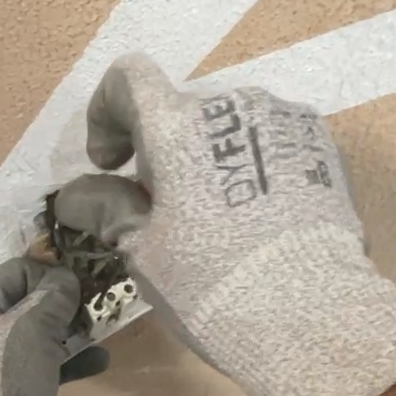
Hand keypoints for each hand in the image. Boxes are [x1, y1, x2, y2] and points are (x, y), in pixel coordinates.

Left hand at [0, 257, 104, 395]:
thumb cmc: (7, 380)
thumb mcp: (32, 328)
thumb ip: (53, 296)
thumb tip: (67, 276)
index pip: (17, 271)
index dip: (50, 272)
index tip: (82, 282)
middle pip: (30, 303)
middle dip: (65, 303)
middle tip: (96, 306)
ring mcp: (0, 363)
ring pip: (42, 335)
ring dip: (73, 331)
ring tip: (102, 330)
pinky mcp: (18, 390)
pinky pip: (47, 365)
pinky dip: (71, 361)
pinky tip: (101, 360)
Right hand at [53, 53, 395, 395]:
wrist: (307, 316)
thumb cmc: (209, 285)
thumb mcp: (144, 254)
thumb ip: (106, 210)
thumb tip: (74, 195)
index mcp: (176, 126)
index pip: (129, 79)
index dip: (106, 113)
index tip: (110, 165)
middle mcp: (232, 104)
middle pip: (180, 112)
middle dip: (161, 153)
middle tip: (161, 213)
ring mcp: (284, 122)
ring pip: (229, 130)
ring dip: (208, 163)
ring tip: (216, 225)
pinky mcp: (322, 150)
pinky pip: (270, 147)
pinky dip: (251, 173)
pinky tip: (256, 226)